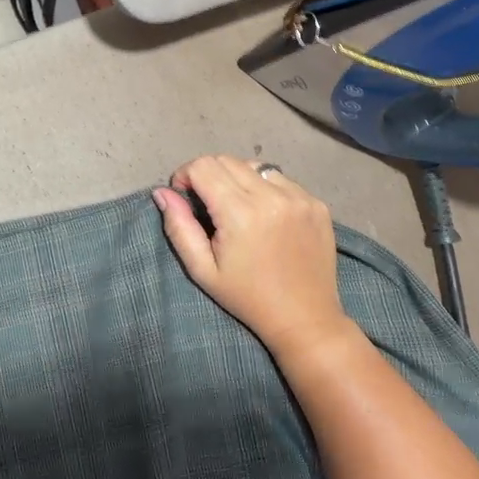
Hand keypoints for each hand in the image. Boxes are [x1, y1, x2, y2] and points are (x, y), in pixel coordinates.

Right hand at [151, 155, 351, 354]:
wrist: (304, 317)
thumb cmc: (246, 296)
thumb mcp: (201, 269)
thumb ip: (178, 227)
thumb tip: (162, 192)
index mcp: (240, 213)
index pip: (203, 166)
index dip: (185, 176)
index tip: (185, 198)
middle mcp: (272, 197)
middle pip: (226, 160)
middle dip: (207, 176)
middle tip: (206, 205)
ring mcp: (300, 198)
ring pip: (255, 166)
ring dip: (237, 179)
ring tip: (236, 209)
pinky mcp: (316, 203)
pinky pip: (281, 180)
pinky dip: (264, 189)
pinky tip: (264, 216)